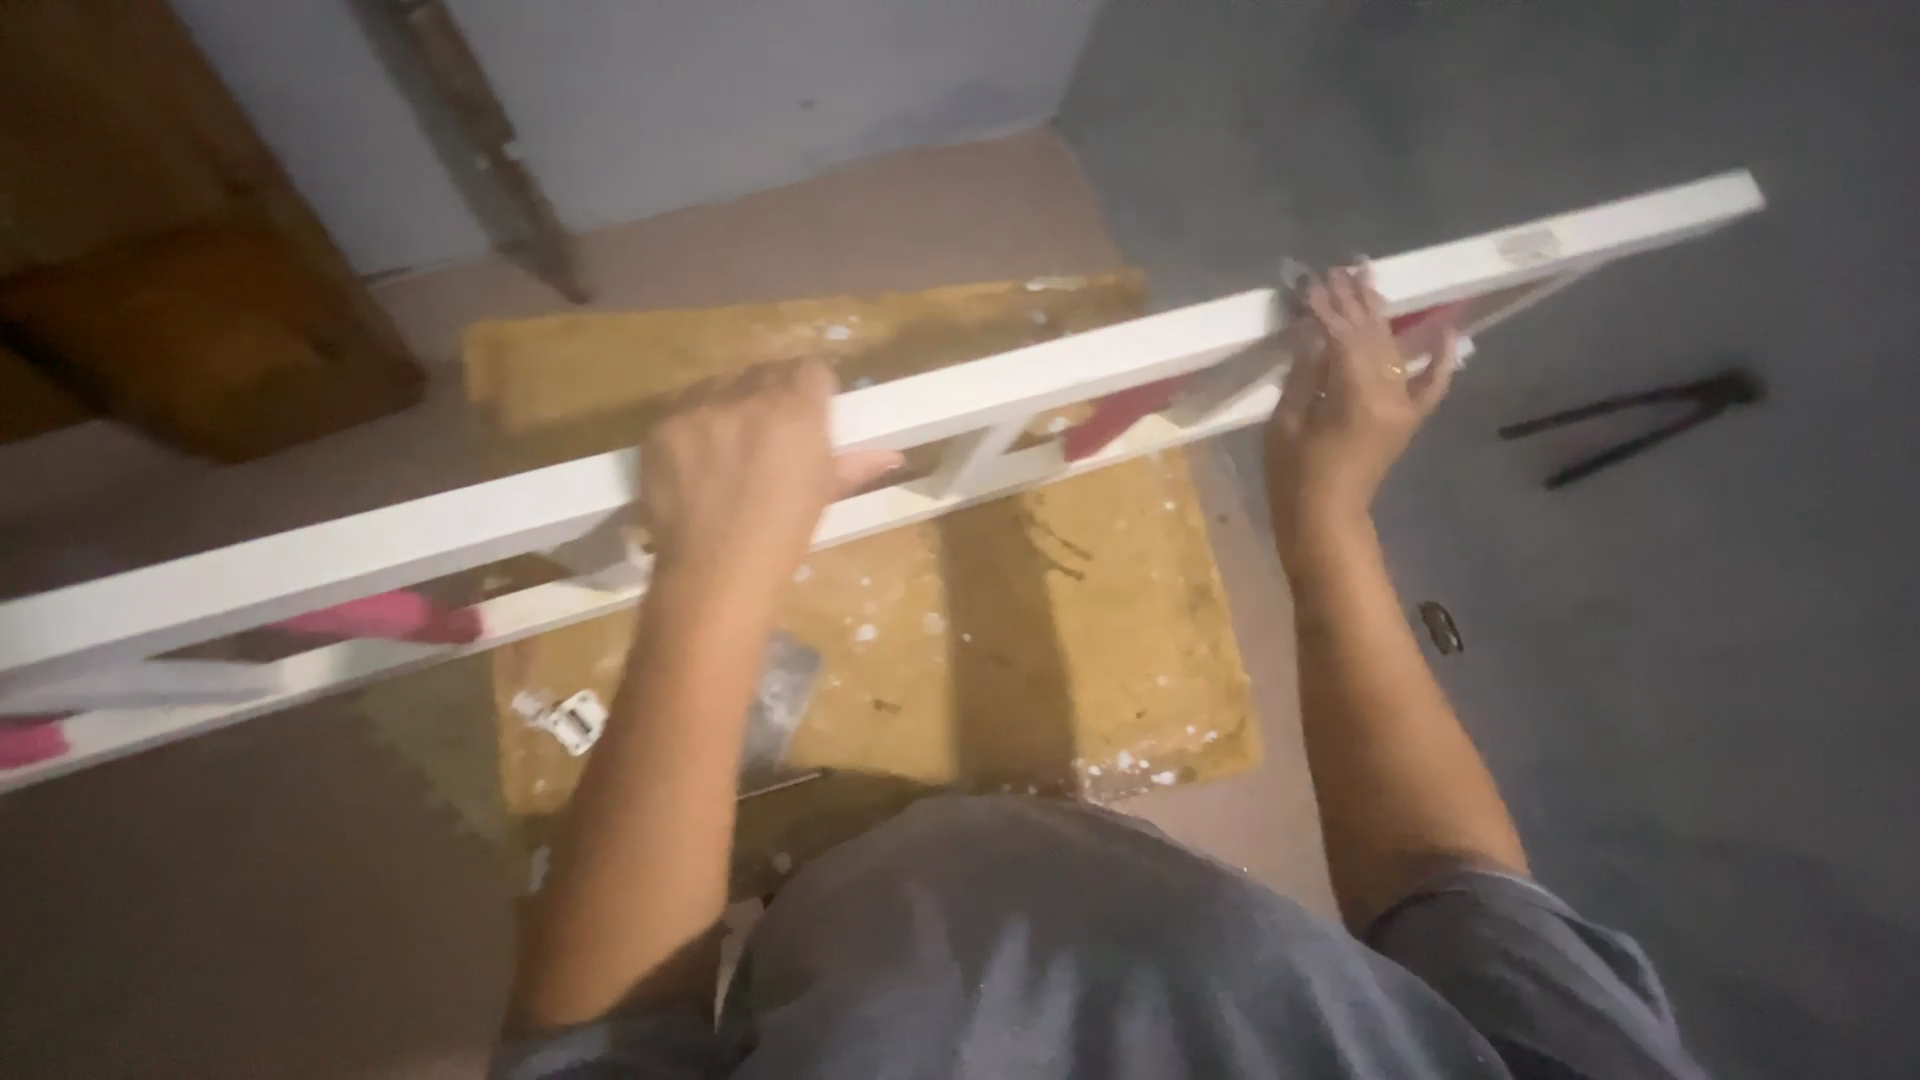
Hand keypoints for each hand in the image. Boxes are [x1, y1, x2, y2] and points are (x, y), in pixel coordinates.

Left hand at [639, 360, 900, 593]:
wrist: (716, 570)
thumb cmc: (783, 536)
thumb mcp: (824, 495)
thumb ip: (855, 464)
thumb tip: (893, 456)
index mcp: (797, 409)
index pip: (810, 370)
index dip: (810, 393)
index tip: (806, 419)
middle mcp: (748, 395)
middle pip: (764, 372)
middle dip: (769, 396)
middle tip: (766, 437)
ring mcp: (700, 406)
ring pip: (720, 384)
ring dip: (728, 405)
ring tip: (726, 448)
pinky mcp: (662, 422)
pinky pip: (682, 405)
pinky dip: (691, 423)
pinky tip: (695, 458)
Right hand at [1263, 266, 1457, 561]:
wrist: (1325, 519)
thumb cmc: (1293, 477)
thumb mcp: (1286, 423)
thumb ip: (1304, 373)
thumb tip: (1310, 329)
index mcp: (1355, 397)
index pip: (1342, 338)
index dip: (1325, 309)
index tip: (1310, 282)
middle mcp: (1390, 395)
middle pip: (1371, 337)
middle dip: (1352, 302)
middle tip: (1337, 270)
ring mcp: (1404, 407)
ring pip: (1394, 350)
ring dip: (1380, 316)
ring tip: (1366, 281)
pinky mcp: (1408, 420)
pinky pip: (1432, 385)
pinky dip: (1440, 358)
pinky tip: (1445, 328)